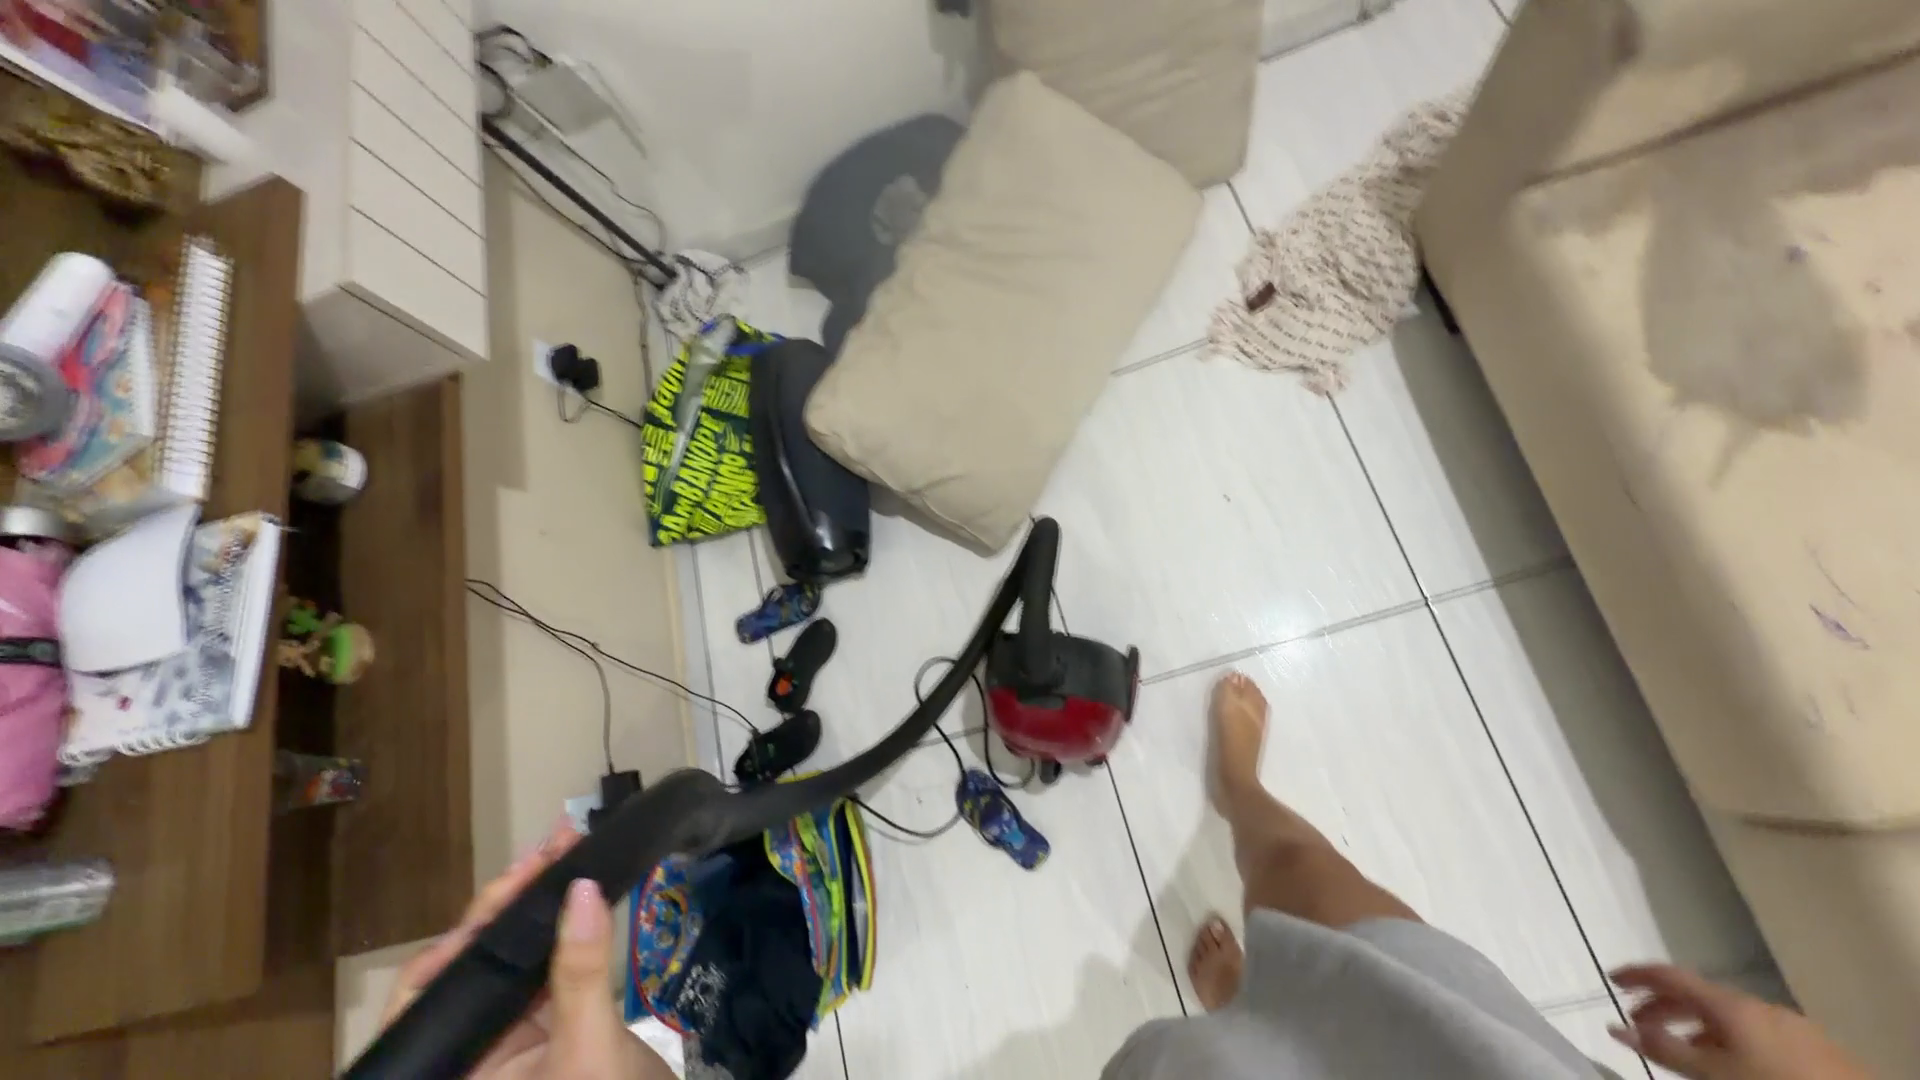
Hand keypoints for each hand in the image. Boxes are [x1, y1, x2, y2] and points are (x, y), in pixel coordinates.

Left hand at [378, 820, 672, 1078]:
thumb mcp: (588, 1051)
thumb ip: (579, 973)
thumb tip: (581, 888)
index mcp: (451, 1071)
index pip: (424, 998)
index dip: (455, 943)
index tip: (506, 890)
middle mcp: (468, 1054)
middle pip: (468, 969)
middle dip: (504, 906)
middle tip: (548, 850)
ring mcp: (509, 1039)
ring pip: (509, 961)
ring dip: (537, 904)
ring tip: (564, 850)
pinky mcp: (546, 1025)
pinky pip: (544, 967)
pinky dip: (562, 925)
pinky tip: (579, 887)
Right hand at [1608, 964, 1869, 1079]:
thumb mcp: (1711, 1073)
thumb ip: (1663, 1048)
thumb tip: (1613, 1026)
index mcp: (1727, 1003)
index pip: (1669, 974)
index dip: (1636, 973)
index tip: (1610, 978)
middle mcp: (1754, 1003)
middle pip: (1697, 994)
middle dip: (1662, 1005)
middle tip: (1639, 1021)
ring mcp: (1787, 1023)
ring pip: (1726, 1015)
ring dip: (1694, 1024)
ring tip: (1682, 1047)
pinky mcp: (1811, 1045)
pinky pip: (1753, 1030)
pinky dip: (1726, 1037)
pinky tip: (1729, 1061)